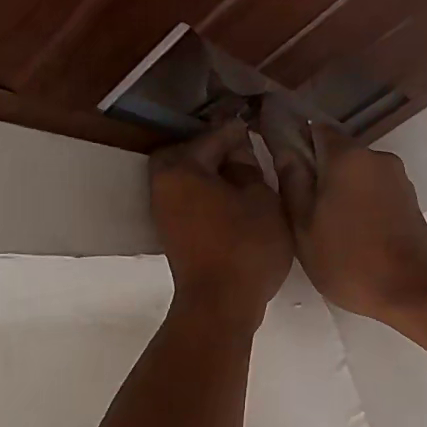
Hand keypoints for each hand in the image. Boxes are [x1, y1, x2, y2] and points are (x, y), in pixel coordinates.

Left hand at [150, 120, 292, 326]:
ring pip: (191, 177)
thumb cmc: (246, 246)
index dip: (241, 129)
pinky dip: (210, 194)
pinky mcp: (173, 232)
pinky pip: (191, 198)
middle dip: (219, 149)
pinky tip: (236, 200)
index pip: (216, 135)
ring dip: (215, 173)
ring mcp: (164, 210)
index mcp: (182, 167)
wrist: (221, 304)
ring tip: (247, 177)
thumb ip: (249, 168)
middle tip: (250, 151)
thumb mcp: (262, 200)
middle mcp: (164, 183)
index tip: (261, 122)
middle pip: (193, 153)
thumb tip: (239, 151)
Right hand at [274, 122, 426, 320]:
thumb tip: (284, 147)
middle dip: (318, 171)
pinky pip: (375, 190)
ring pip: (357, 173)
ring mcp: (398, 178)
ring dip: (340, 189)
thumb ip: (292, 180)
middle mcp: (377, 157)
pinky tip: (351, 232)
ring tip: (325, 226)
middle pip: (338, 152)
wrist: (411, 289)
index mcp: (348, 156)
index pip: (315, 128)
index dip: (295, 142)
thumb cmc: (348, 259)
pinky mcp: (409, 200)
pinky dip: (360, 202)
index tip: (282, 168)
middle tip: (300, 208)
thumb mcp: (304, 224)